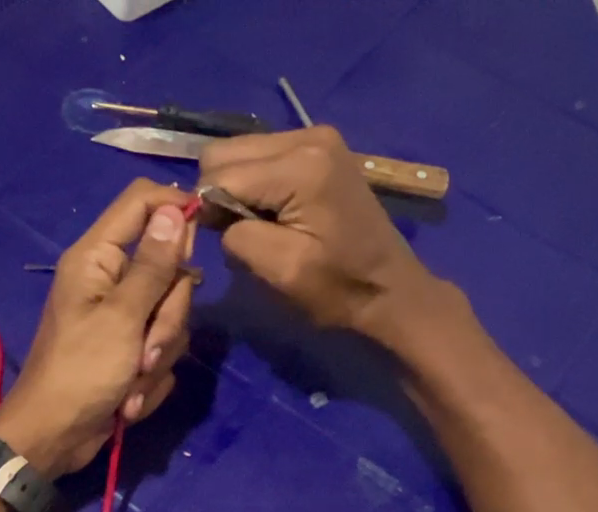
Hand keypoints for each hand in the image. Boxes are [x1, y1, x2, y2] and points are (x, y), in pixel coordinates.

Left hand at [0, 179, 195, 478]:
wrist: (56, 437)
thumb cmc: (80, 373)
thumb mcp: (122, 317)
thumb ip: (154, 265)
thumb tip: (176, 208)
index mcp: (98, 258)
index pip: (142, 202)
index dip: (176, 210)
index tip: (202, 239)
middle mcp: (112, 281)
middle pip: (171, 270)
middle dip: (167, 319)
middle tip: (144, 350)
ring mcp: (123, 320)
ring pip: (171, 318)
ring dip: (157, 358)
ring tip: (130, 382)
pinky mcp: (131, 353)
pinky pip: (162, 352)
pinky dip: (149, 380)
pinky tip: (127, 399)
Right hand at [200, 127, 457, 351]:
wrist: (388, 288)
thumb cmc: (336, 288)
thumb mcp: (281, 270)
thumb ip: (237, 235)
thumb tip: (210, 211)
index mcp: (299, 165)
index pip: (218, 173)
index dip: (209, 210)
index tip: (230, 242)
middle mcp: (306, 136)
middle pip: (223, 153)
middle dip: (220, 194)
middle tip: (242, 232)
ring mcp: (314, 137)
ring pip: (237, 153)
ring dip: (236, 190)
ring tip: (260, 225)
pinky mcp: (317, 148)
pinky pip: (260, 157)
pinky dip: (254, 185)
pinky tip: (273, 212)